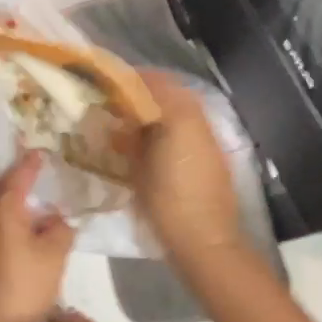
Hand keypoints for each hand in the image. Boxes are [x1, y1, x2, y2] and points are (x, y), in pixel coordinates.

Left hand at [0, 151, 75, 321]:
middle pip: (6, 191)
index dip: (32, 162)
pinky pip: (2, 231)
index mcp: (4, 207)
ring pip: (3, 213)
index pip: (19, 174)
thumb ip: (60, 231)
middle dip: (24, 182)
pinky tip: (34, 240)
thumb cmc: (19, 285)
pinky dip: (18, 228)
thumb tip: (59, 218)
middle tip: (45, 177)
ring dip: (22, 207)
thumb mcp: (52, 256)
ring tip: (46, 209)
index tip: (44, 151)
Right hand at [132, 70, 245, 268]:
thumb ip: (128, 136)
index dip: (127, 80)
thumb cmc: (166, 202)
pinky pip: (191, 124)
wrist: (206, 241)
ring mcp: (210, 135)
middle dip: (144, 91)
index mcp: (177, 115)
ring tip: (134, 120)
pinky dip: (172, 123)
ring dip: (159, 106)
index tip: (106, 85)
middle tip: (118, 102)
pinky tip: (155, 141)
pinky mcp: (215, 153)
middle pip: (170, 89)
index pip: (151, 81)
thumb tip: (116, 120)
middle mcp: (198, 117)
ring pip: (182, 105)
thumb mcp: (136, 168)